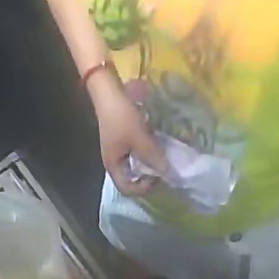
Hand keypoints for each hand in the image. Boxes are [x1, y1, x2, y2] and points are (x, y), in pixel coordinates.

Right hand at [89, 73, 166, 195]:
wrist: (108, 89)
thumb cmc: (121, 116)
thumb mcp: (140, 139)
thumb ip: (155, 158)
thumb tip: (169, 175)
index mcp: (113, 165)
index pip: (127, 189)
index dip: (142, 188)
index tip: (155, 176)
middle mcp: (114, 161)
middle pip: (133, 177)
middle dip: (149, 174)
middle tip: (162, 166)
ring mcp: (118, 149)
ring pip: (137, 164)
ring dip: (150, 162)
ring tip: (162, 155)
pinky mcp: (123, 138)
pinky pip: (137, 151)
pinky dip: (147, 150)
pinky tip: (157, 142)